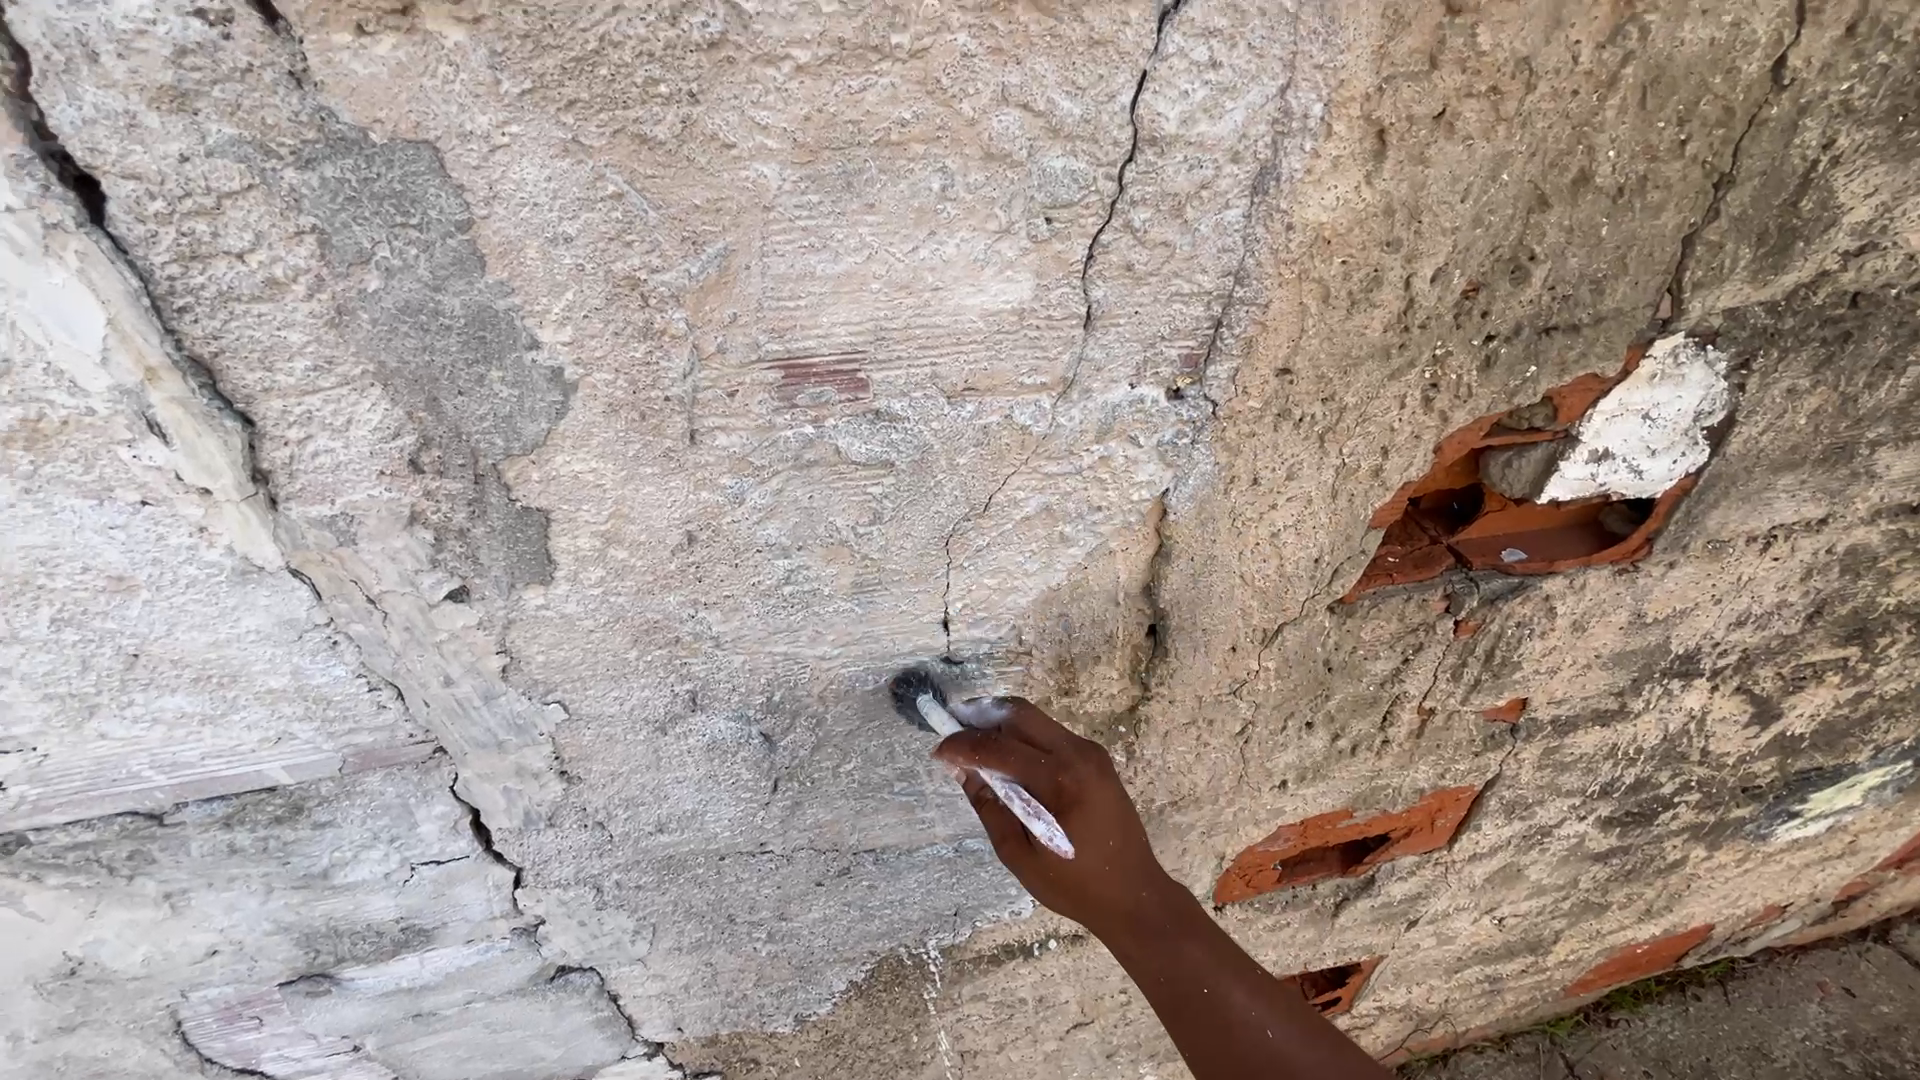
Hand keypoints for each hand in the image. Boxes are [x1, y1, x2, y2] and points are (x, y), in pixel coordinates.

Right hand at [932, 698, 1184, 939]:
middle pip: (1020, 713)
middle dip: (981, 715)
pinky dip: (1022, 738)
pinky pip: (1050, 735)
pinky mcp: (1095, 759)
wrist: (1136, 895)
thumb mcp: (1019, 855)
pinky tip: (1006, 759)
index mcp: (1060, 780)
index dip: (962, 745)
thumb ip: (990, 808)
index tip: (938, 752)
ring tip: (973, 745)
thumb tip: (964, 772)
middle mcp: (1078, 754)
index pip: (999, 747)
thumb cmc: (1076, 886)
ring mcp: (1091, 753)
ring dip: (1001, 725)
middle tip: (952, 728)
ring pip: (1035, 720)